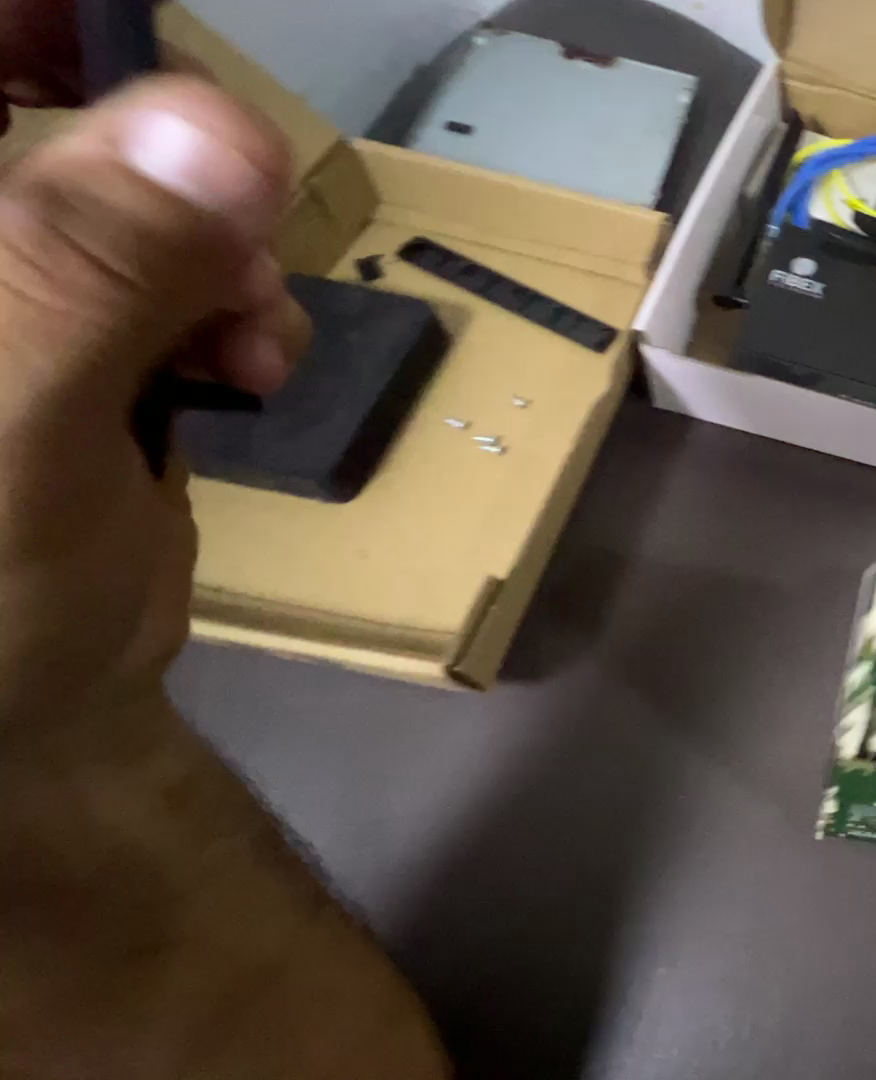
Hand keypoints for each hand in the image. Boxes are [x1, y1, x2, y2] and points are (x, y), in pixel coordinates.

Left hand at [0, 74, 304, 725]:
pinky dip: (238, 307)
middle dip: (166, 168)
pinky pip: (181, 274)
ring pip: (136, 196)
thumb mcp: (10, 426)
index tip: (147, 43)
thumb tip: (222, 129)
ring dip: (221, 254)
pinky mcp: (81, 337)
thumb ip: (91, 272)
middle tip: (229, 246)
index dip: (40, 24)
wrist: (18, 699)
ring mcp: (11, 286)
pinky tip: (250, 362)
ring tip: (250, 337)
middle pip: (42, 111)